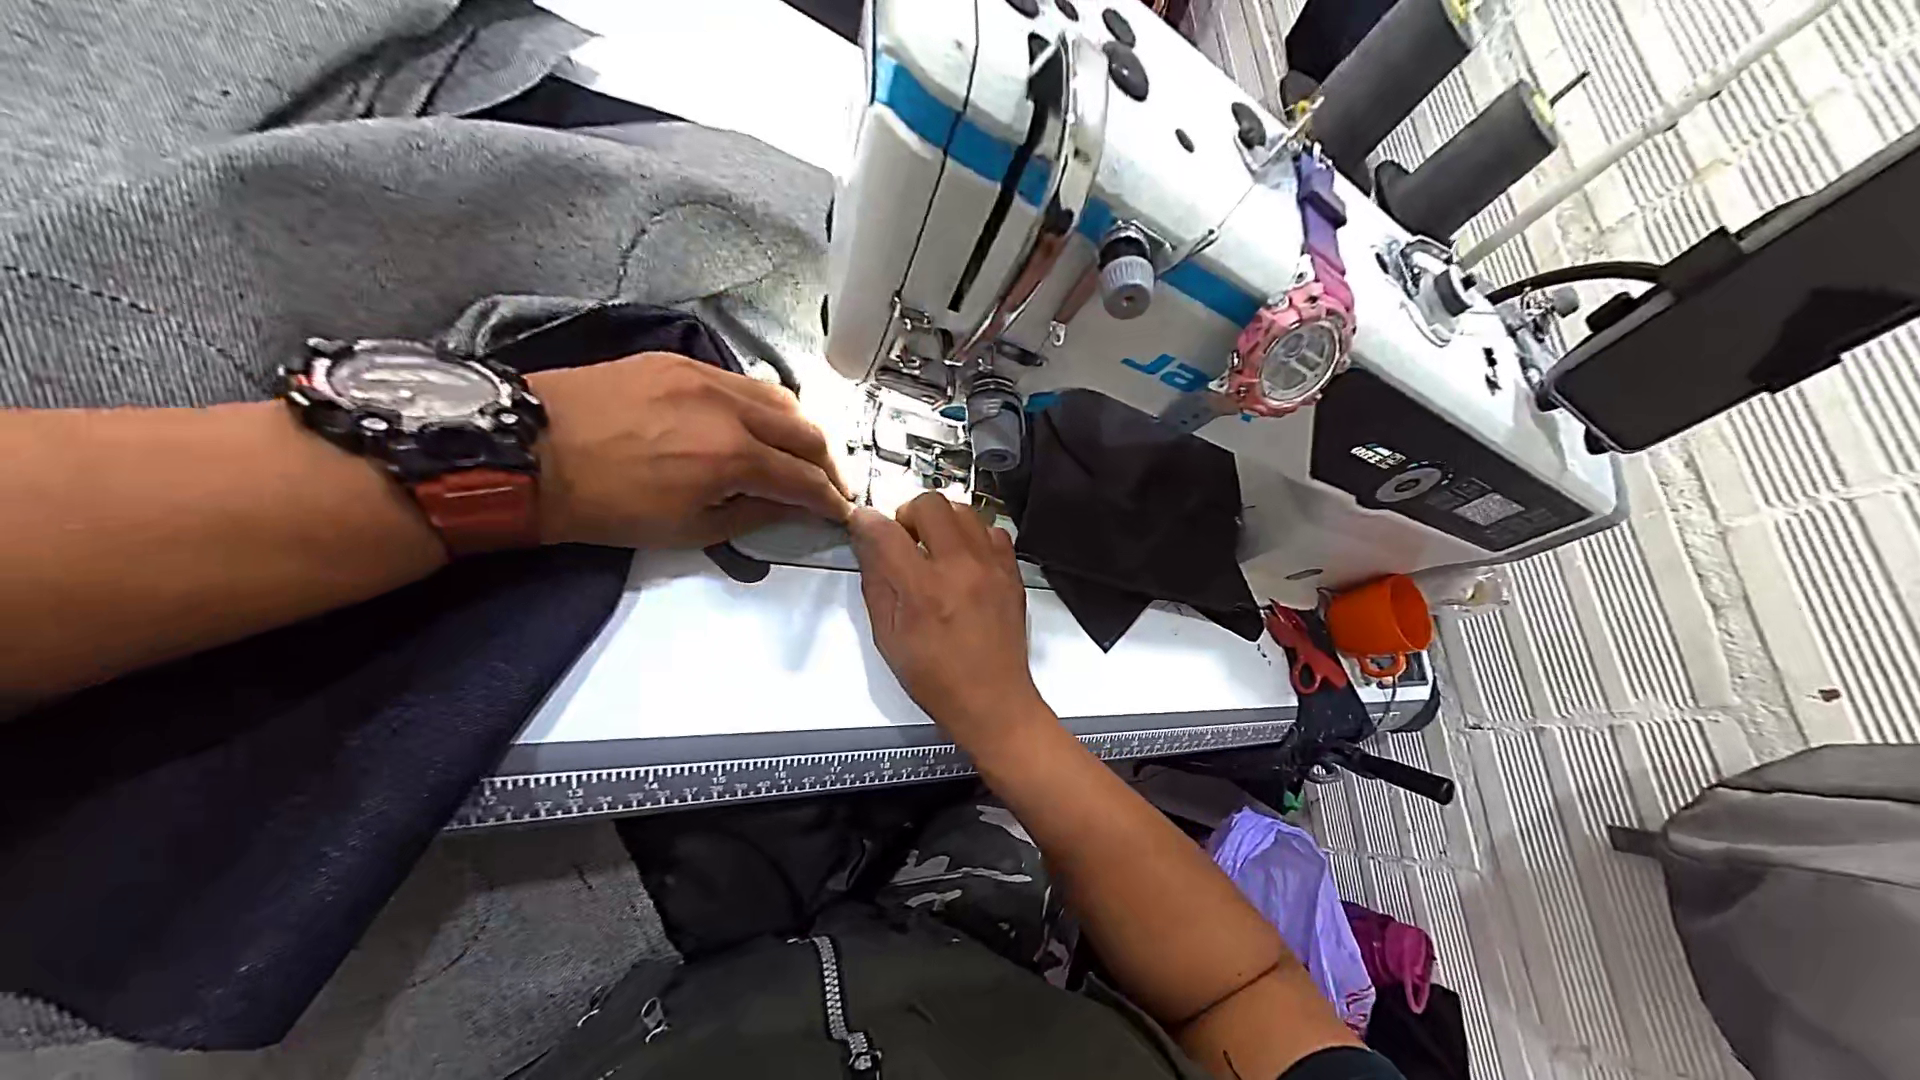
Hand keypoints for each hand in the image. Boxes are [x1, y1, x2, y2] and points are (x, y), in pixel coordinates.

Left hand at [529, 353, 851, 548]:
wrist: (527, 454)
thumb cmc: (603, 505)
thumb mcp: (688, 530)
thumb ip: (752, 514)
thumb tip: (788, 507)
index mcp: (731, 457)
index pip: (804, 478)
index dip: (830, 499)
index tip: (840, 510)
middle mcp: (728, 408)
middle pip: (807, 431)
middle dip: (828, 462)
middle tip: (831, 484)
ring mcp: (704, 377)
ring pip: (781, 398)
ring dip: (802, 429)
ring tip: (801, 452)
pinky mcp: (678, 361)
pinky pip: (742, 381)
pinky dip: (764, 406)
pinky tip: (757, 423)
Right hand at [848, 493, 1045, 740]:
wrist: (993, 701)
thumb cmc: (937, 679)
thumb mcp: (888, 637)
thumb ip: (876, 584)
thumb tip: (867, 545)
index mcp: (924, 590)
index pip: (886, 532)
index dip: (867, 521)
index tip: (863, 522)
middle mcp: (961, 569)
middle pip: (930, 504)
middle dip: (908, 514)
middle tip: (904, 537)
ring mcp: (992, 568)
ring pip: (963, 510)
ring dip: (941, 520)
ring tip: (934, 547)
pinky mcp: (1011, 573)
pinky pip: (992, 530)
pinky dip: (974, 535)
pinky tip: (965, 557)